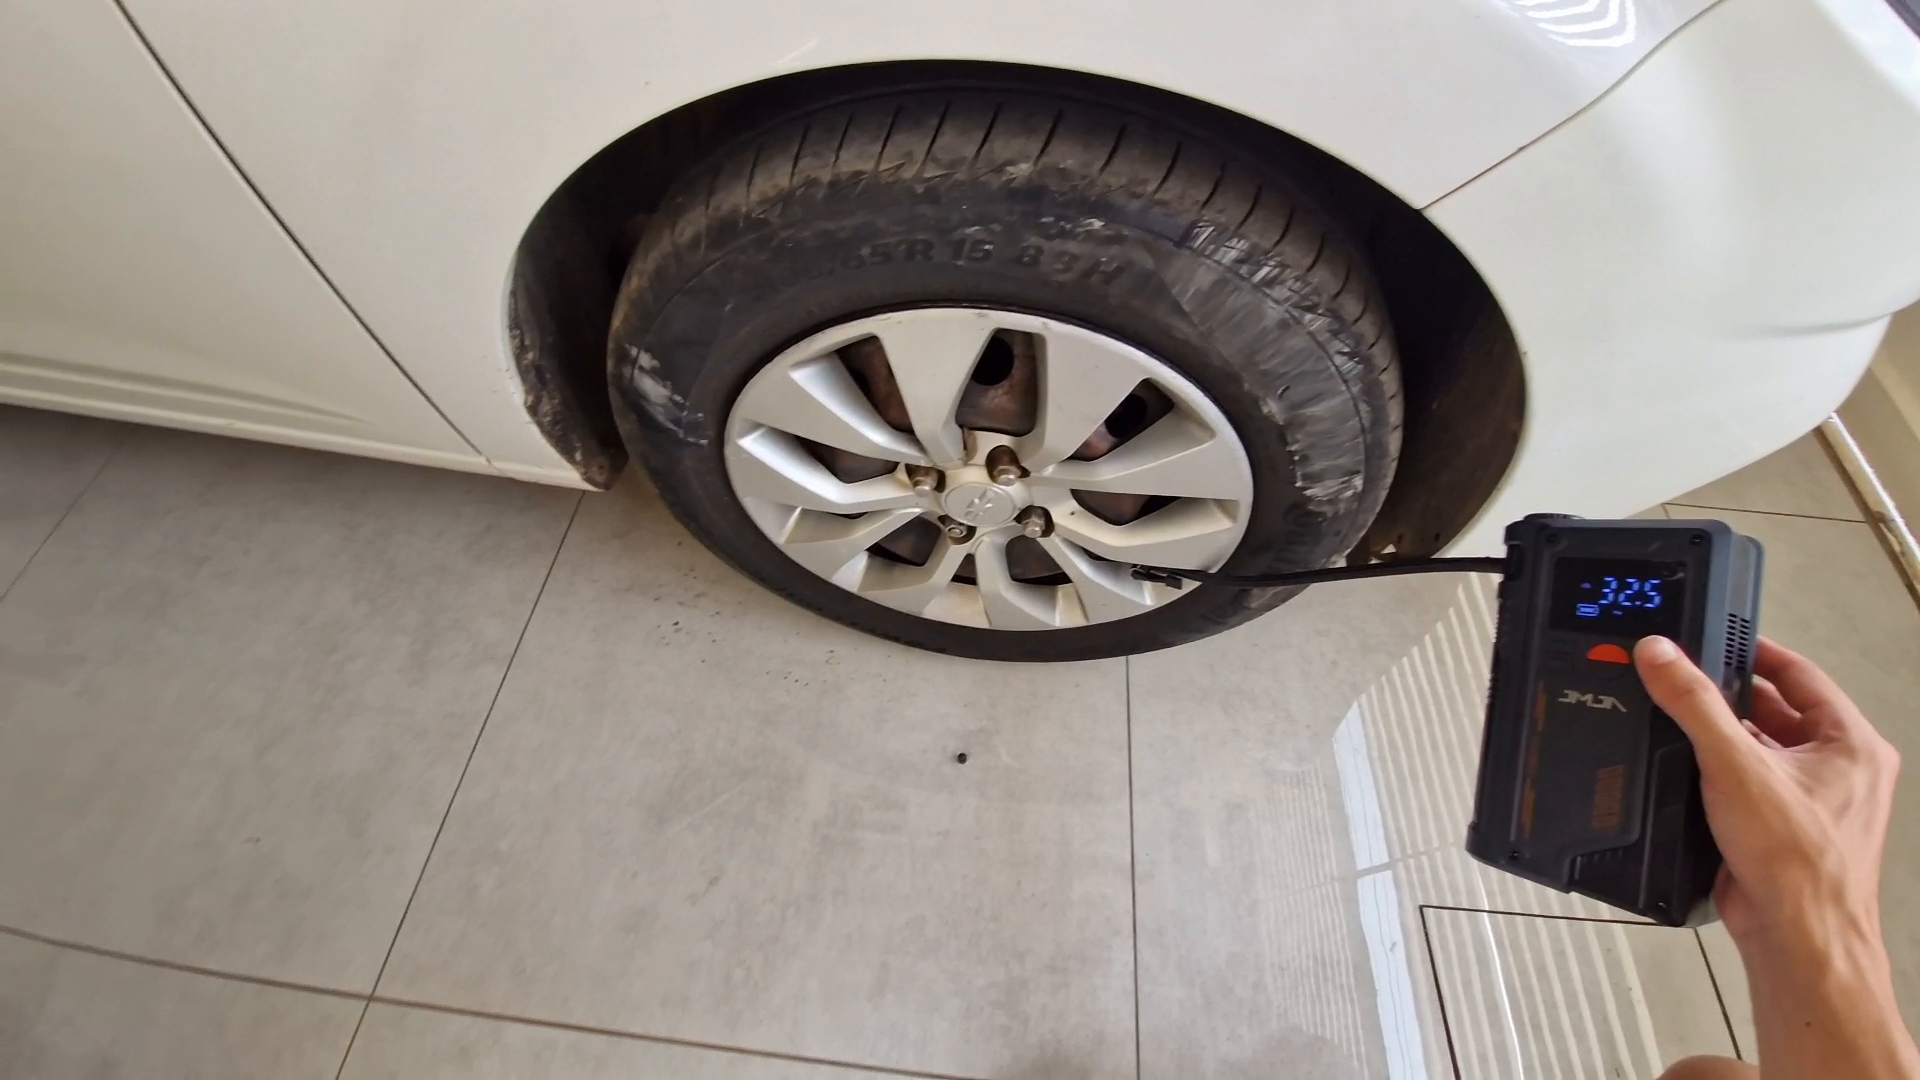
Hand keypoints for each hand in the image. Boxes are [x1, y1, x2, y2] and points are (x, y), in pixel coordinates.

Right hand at [1633, 635, 1898, 941]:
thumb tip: (1660, 653)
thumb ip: (1692, 702)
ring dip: (1712, 725)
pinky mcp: (1778, 812)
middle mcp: (1837, 765)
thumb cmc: (1797, 858)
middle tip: (1674, 675)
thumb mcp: (1734, 763)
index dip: (1753, 650)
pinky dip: (1708, 756)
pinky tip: (1678, 758)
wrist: (1795, 928)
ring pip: (1753, 737)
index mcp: (1851, 745)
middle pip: (1770, 705)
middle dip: (1720, 690)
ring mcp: (1810, 791)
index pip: (1800, 674)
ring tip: (1671, 717)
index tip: (1710, 636)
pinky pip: (1740, 766)